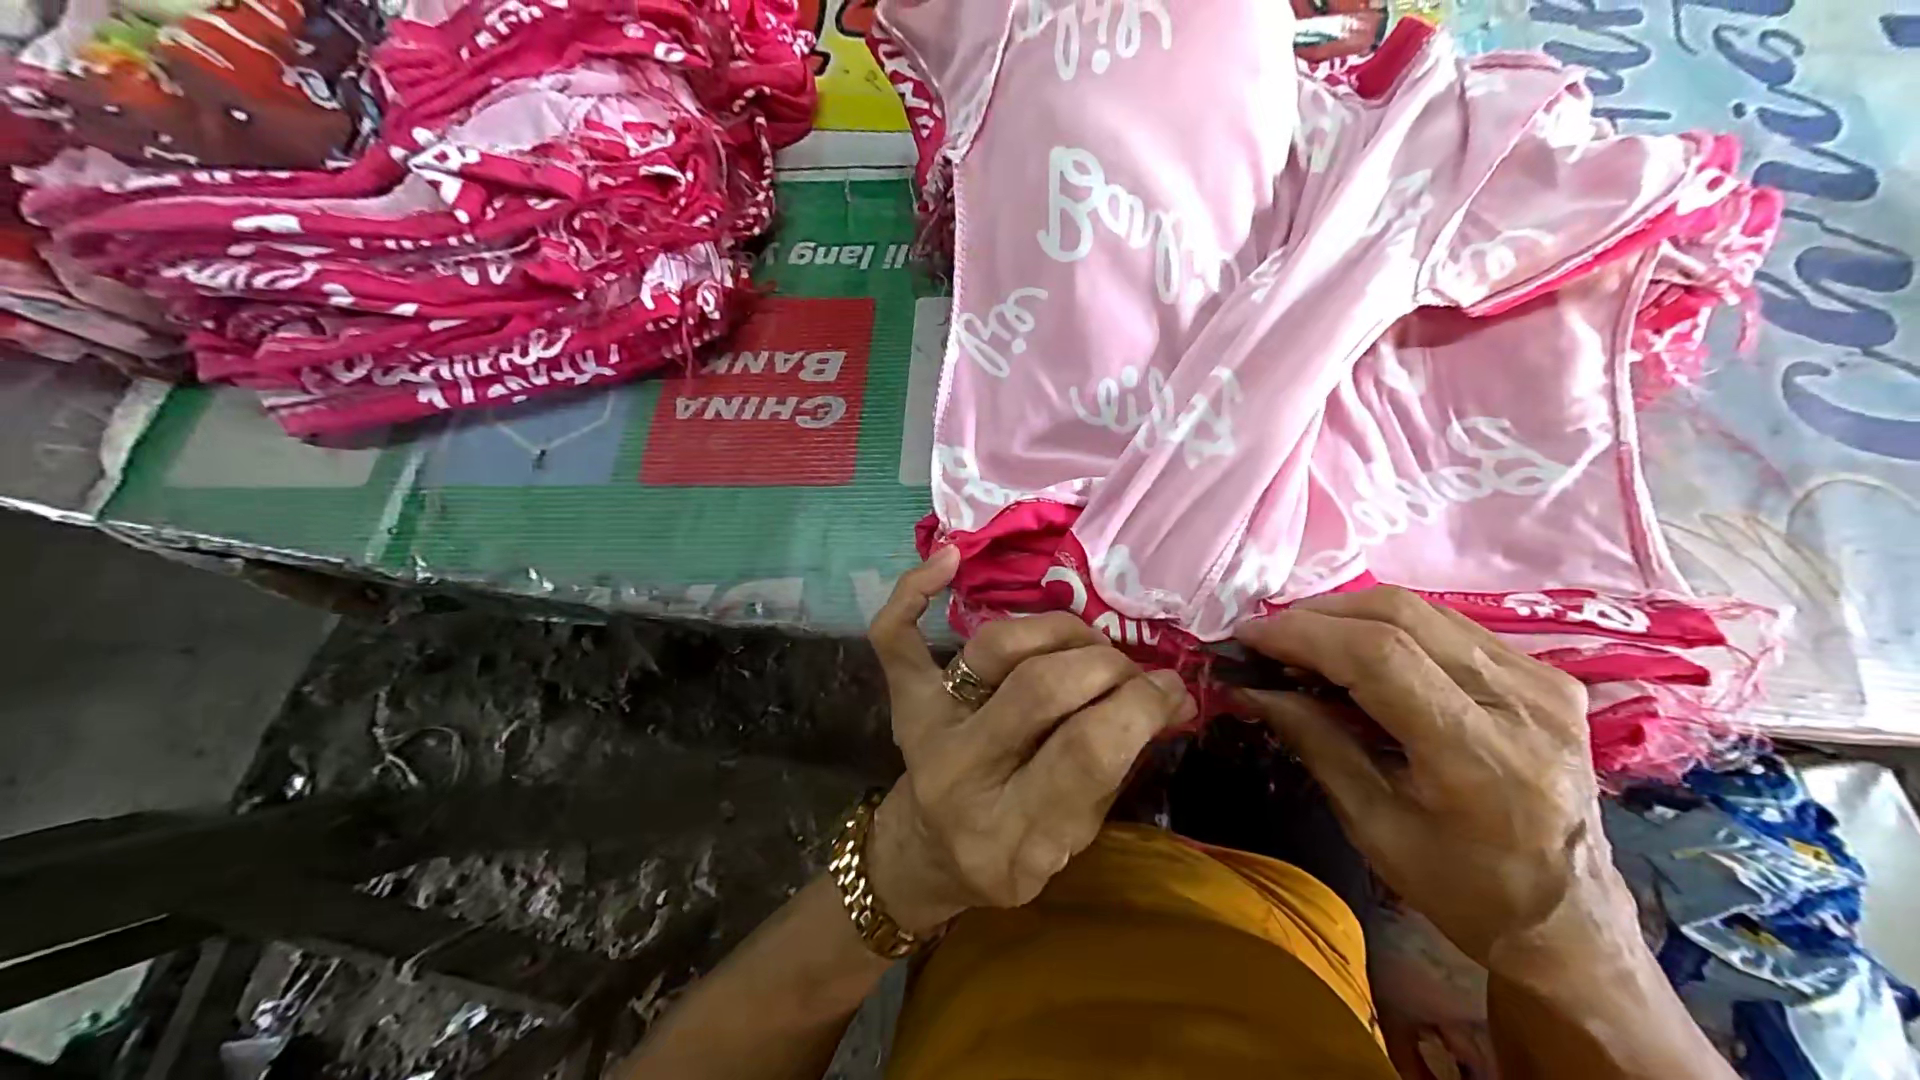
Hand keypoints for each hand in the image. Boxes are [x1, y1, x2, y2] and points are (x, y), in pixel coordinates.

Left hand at [861, 547, 1196, 933]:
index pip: (1085, 752)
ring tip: (1089, 644)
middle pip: (1040, 688)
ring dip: (1058, 631)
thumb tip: (1169, 696)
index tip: (1171, 690)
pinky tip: (950, 558)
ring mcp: (925, 728)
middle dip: (1105, 667)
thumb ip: (1116, 768)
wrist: (928, 853)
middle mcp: (959, 772)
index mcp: (1009, 831)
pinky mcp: (905, 701)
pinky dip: (914, 593)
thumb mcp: (1072, 841)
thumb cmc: (1008, 856)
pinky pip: (896, 638)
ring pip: (994, 647)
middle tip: (1131, 671)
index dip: (1140, 708)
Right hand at [1235, 586, 1634, 979]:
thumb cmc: (1460, 887)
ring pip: (1421, 609)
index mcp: (1481, 757)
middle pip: (1400, 615)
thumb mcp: (1371, 823)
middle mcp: (1524, 706)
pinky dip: (1384, 625)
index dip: (1304, 634)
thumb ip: (1313, 741)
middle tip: (1267, 637)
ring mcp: (1543, 684)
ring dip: (1346, 615)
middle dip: (1317, 616)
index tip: (1248, 636)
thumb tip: (1248, 687)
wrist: (1569, 921)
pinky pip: (1446, 625)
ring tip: (1300, 641)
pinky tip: (1352, 649)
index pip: (1380, 657)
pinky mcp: (1546, 678)